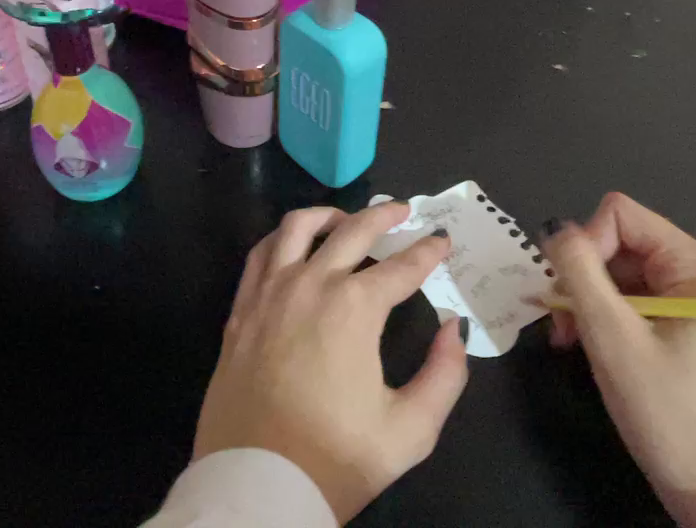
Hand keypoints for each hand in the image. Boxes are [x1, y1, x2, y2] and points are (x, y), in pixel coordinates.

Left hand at [192, 202, 469, 523]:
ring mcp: (270, 291)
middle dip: (384, 216)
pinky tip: (294, 244)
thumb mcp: (410, 430)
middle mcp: (311, 284)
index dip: (427, 252)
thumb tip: (454, 329)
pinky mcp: (242, 307)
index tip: (443, 241)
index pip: (401, 267)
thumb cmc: (335, 457)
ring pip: (298, 227)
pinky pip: (262, 252)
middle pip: (351, 231)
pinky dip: (284, 237)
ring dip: (329, 215)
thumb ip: (445, 375)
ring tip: (348, 219)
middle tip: (404, 211)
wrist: (256, 483)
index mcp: (354, 308)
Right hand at [540, 193, 695, 527]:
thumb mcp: (613, 339)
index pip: (621, 216)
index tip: (566, 292)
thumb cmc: (672, 416)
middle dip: (584, 278)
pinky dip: (614, 321)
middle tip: (560, 326)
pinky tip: (596, 350)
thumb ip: (579, 272)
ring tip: (571, 343)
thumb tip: (555, 228)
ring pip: (629, 277)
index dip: (584, 244)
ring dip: (593, 303)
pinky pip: (645, 305)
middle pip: (624, 246)